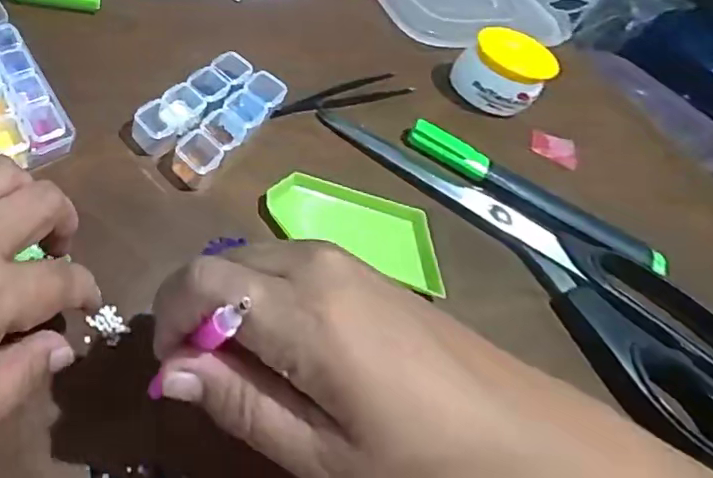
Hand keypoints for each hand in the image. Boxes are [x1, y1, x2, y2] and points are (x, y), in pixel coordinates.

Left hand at [0, 157, 100, 477]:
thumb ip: (23, 373)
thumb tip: (62, 343)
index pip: (62, 277)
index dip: (86, 288)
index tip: (89, 302)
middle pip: (43, 198)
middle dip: (67, 221)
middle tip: (60, 254)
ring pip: (0, 168)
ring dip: (24, 191)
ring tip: (20, 226)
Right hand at [150, 241, 708, 477]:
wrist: (546, 448)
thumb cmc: (432, 467)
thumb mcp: (328, 459)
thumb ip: (240, 403)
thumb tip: (166, 371)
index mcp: (303, 306)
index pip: (198, 280)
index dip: (168, 318)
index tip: (173, 371)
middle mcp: (310, 258)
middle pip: (217, 264)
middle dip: (195, 313)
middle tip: (210, 380)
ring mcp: (337, 255)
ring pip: (246, 261)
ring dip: (227, 306)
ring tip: (251, 371)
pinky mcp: (357, 264)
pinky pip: (280, 265)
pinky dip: (259, 298)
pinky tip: (290, 350)